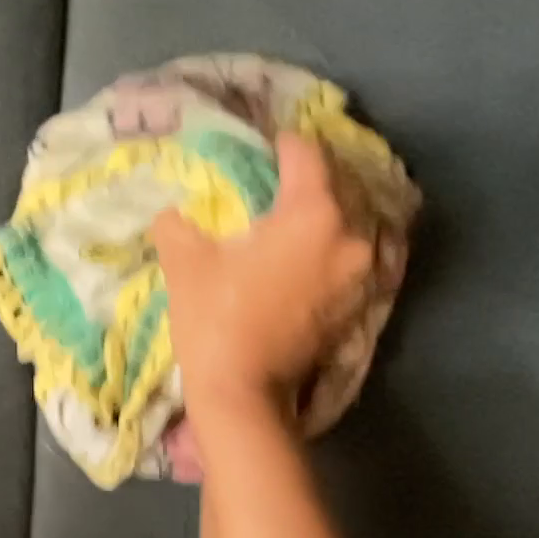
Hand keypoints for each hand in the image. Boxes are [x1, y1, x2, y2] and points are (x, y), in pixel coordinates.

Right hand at [152, 133, 371, 423]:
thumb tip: (171, 215)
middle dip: (316, 177)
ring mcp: (365, 271)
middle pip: (343, 184)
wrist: (241, 392)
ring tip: (312, 214)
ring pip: (362, 220)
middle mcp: (353, 233)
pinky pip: (367, 255)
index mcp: (313, 213)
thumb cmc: (213, 321)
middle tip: (287, 179)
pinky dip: (349, 245)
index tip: (268, 144)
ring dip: (338, 211)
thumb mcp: (185, 266)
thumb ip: (178, 227)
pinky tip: (329, 250)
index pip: (306, 157)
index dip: (284, 145)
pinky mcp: (363, 302)